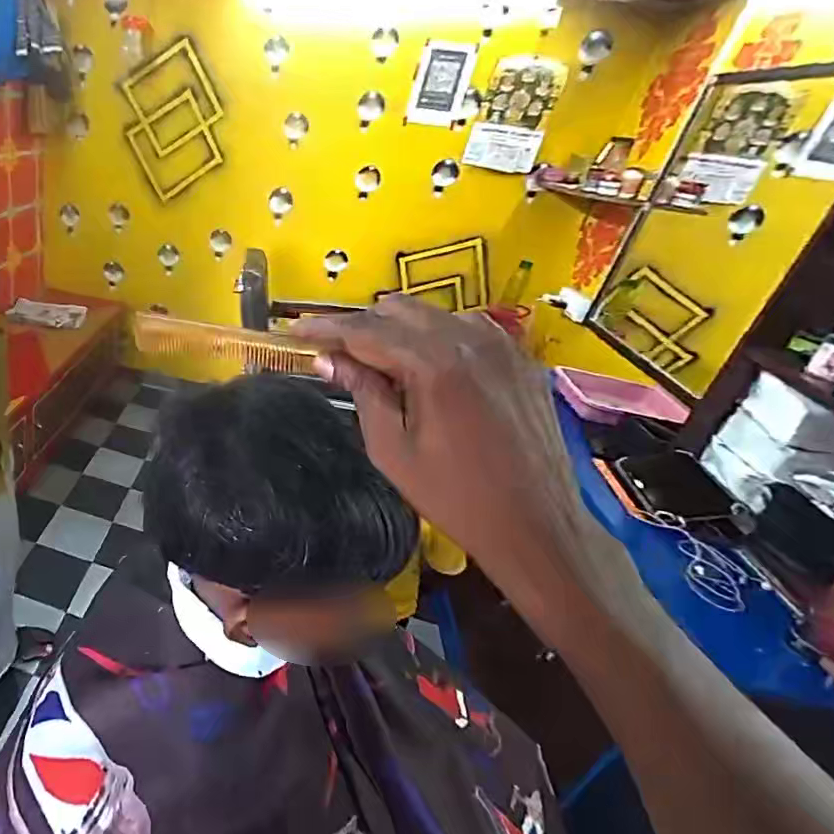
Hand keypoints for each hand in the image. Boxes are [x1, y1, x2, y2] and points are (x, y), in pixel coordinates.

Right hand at [293, 298, 605, 617]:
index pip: (365, 330)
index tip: (297, 330)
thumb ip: (363, 392)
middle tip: (335, 352)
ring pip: (431, 313)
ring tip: (379, 362)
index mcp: (434, 365)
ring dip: (396, 329)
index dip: (325, 327)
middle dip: (360, 325)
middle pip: (397, 309)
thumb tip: (330, 359)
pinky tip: (425, 366)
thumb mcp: (391, 449)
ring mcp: (501, 345)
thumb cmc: (455, 496)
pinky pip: (465, 327)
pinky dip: (434, 335)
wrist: (536, 524)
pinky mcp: (520, 358)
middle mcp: (470, 341)